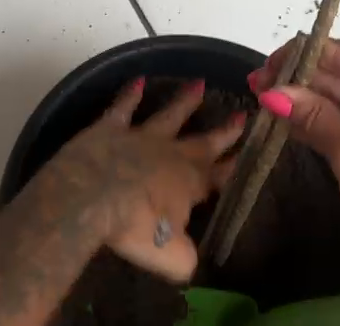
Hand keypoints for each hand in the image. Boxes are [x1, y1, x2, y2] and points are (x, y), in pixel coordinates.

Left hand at [30, 78, 244, 281]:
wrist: (91, 195)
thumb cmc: (133, 227)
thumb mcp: (169, 258)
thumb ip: (186, 258)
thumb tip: (192, 259)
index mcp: (189, 184)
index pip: (218, 175)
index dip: (233, 167)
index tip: (248, 154)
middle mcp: (170, 154)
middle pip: (202, 141)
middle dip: (223, 132)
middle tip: (240, 115)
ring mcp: (141, 137)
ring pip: (169, 115)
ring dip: (184, 101)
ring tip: (199, 84)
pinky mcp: (112, 128)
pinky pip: (123, 107)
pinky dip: (131, 94)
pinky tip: (138, 80)